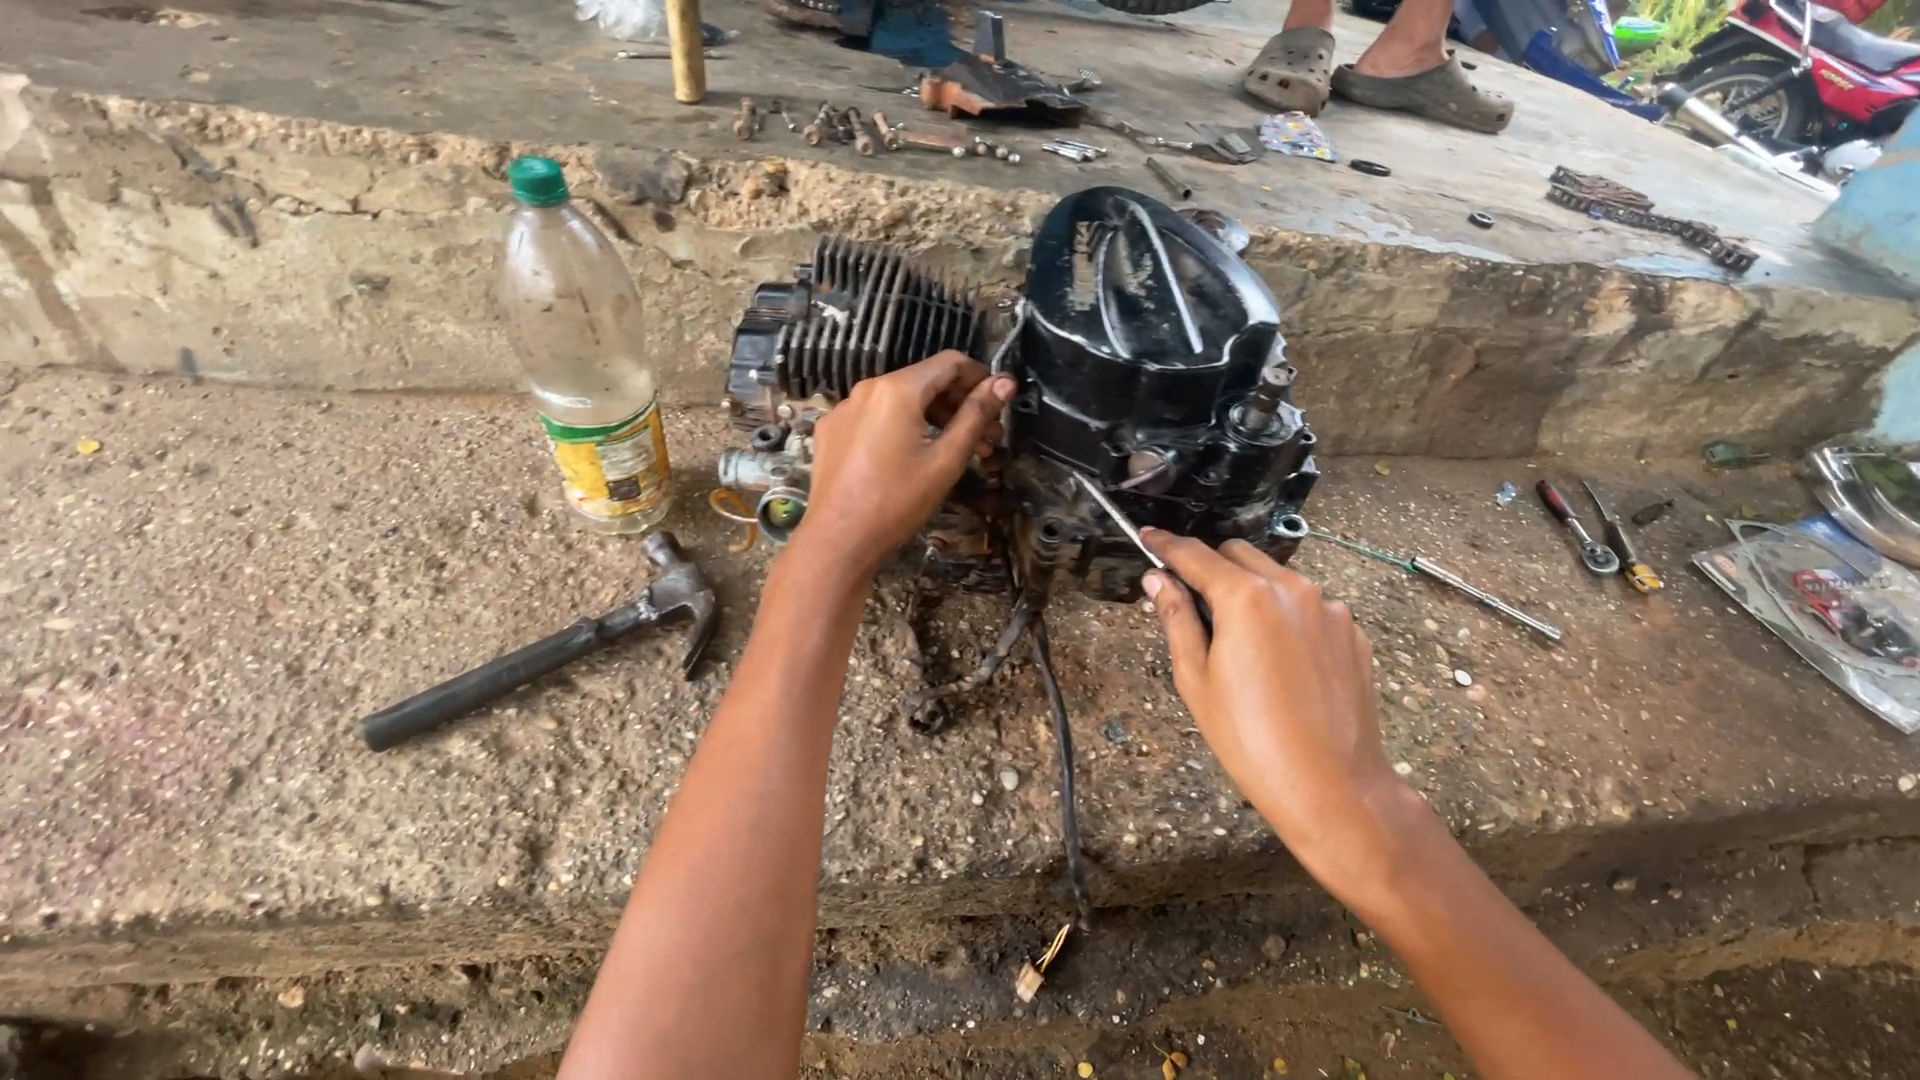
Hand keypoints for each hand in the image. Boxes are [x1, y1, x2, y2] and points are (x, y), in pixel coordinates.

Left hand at [793, 351, 1014, 571]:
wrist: (838, 539)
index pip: (950, 363)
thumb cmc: (896, 501)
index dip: (980, 378)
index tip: (999, 405)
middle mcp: (867, 389)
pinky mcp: (832, 431)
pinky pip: (876, 418)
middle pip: (925, 381)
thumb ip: (976, 416)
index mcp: (897, 389)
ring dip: (934, 419)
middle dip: (960, 404)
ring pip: (901, 401)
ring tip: (959, 451)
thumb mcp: (945, 460)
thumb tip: (1005, 383)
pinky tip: (914, 458)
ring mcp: (845, 409)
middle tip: (988, 438)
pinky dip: (902, 428)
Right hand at [1141, 530, 1418, 898]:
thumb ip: (1177, 618)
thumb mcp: (1195, 679)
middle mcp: (1291, 590)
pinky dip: (1284, 615)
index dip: (1166, 545)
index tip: (1149, 538)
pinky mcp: (1351, 633)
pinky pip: (1308, 606)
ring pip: (1276, 577)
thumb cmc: (1250, 738)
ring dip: (1249, 590)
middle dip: (1210, 567)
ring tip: (1237, 639)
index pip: (1195, 554)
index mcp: (1246, 598)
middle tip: (1191, 601)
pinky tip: (1278, 660)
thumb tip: (1158, 581)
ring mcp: (1329, 609)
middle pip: (1238, 555)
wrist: (1332, 786)